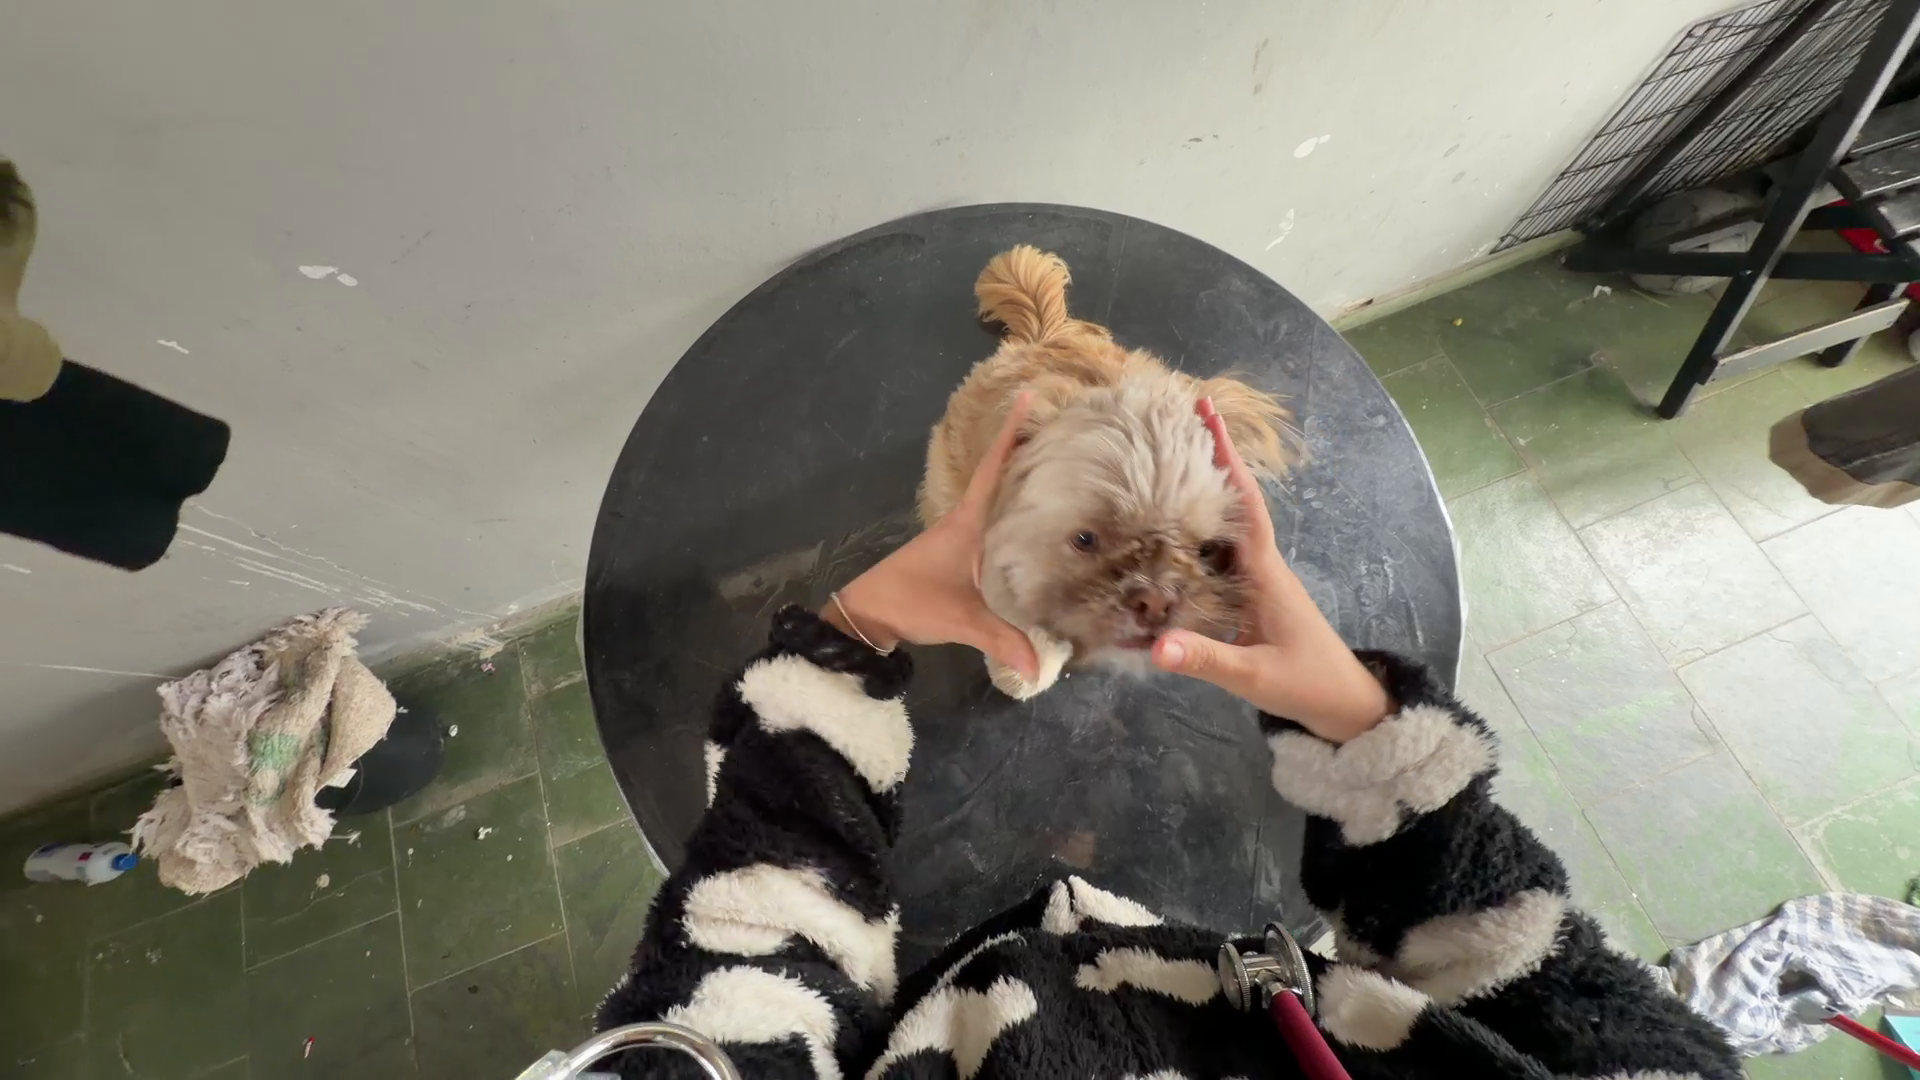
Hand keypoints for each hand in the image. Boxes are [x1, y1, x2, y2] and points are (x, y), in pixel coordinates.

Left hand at [822, 395, 1040, 681]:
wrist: (866, 615)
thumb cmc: (911, 602)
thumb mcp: (961, 620)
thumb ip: (1001, 640)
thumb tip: (1039, 668)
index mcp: (965, 522)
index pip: (993, 468)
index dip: (1011, 433)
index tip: (1029, 398)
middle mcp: (962, 521)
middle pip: (997, 475)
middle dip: (1023, 450)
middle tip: (1058, 431)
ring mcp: (955, 537)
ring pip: (992, 498)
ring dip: (1014, 480)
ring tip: (1050, 470)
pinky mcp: (952, 554)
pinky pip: (987, 521)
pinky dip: (1006, 510)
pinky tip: (1023, 524)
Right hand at [1150, 398, 1393, 742]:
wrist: (1347, 709)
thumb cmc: (1309, 685)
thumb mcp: (1255, 675)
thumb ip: (1207, 659)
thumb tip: (1155, 647)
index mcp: (1265, 572)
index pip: (1245, 504)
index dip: (1227, 458)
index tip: (1206, 415)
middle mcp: (1258, 567)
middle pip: (1230, 504)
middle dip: (1205, 465)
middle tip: (1166, 433)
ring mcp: (1253, 582)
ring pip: (1220, 530)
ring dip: (1196, 499)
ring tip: (1157, 474)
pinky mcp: (1246, 598)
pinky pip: (1214, 557)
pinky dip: (1192, 537)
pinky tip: (1165, 538)